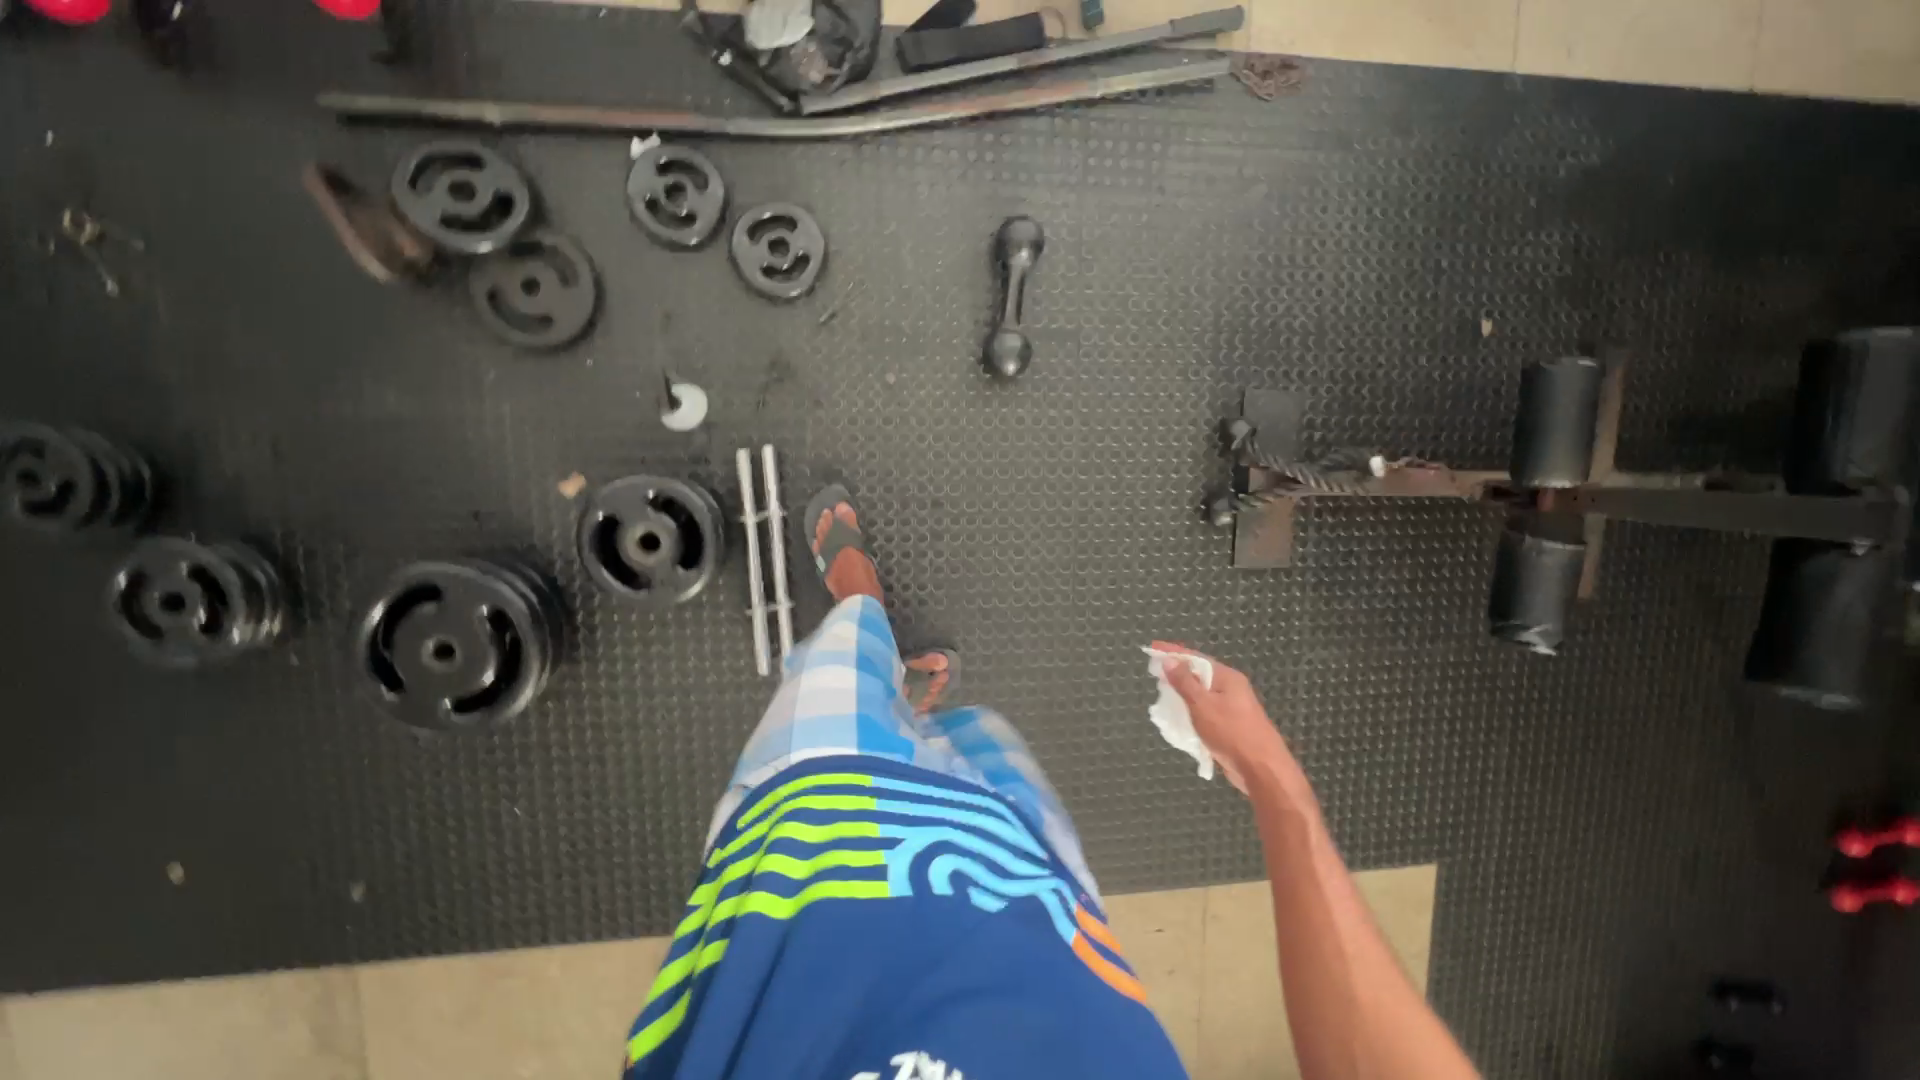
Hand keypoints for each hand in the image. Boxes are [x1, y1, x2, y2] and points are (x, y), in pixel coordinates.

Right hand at [1152, 642, 1294, 793]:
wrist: (1262, 769)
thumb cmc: (1231, 733)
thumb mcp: (1203, 705)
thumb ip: (1185, 682)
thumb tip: (1169, 660)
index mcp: (1227, 678)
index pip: (1196, 658)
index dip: (1173, 652)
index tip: (1152, 647)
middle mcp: (1231, 688)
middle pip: (1200, 674)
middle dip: (1177, 671)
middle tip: (1154, 670)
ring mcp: (1232, 708)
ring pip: (1202, 694)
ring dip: (1183, 692)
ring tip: (1162, 692)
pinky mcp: (1230, 725)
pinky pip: (1206, 711)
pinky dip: (1191, 710)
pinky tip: (1179, 716)